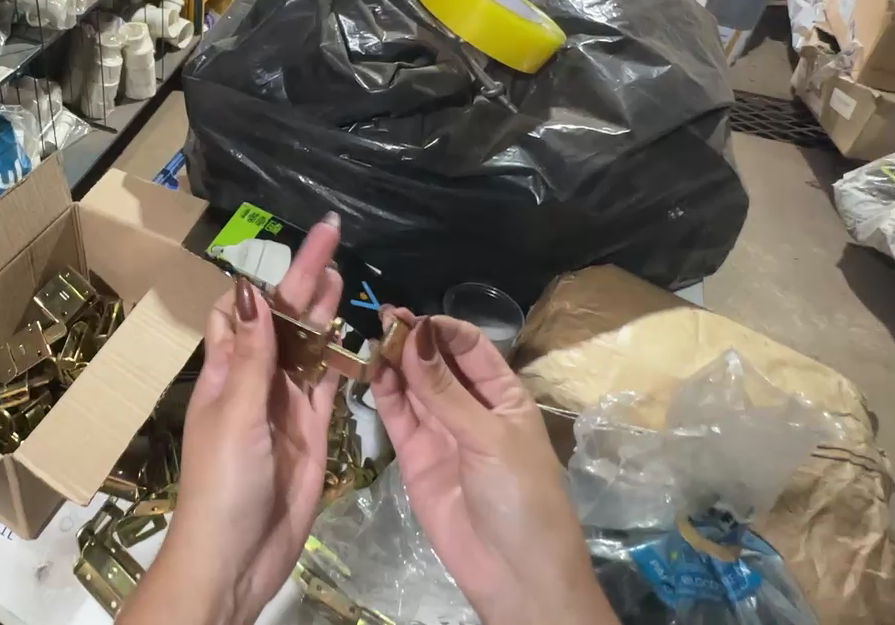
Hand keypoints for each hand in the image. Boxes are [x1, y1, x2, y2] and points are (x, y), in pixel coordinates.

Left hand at [117, 216, 344, 624]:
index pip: (236, 309)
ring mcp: (285, 402)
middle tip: (329, 235)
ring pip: (307, 343)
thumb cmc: (223, 482)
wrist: (238, 557)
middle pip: (281, 318)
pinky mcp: (312, 427)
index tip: (282, 250)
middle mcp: (255, 377)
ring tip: (340, 269)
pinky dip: (338, 354)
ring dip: (321, 308)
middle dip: (302, 278)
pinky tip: (351, 327)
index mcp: (226, 368)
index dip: (258, 281)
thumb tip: (251, 291)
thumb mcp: (234, 413)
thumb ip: (250, 355)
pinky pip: (326, 382)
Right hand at [370, 310, 613, 624]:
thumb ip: (444, 389)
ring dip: (394, 359)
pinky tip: (371, 368)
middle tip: (382, 316)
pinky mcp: (414, 453)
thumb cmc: (523, 499)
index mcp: (502, 396)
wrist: (516, 580)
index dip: (442, 329)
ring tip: (372, 336)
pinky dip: (383, 390)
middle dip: (412, 338)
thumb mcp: (489, 438)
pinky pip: (396, 413)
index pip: (470, 346)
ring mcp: (439, 430)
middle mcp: (468, 406)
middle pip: (436, 361)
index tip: (413, 318)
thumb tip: (414, 333)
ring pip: (412, 383)